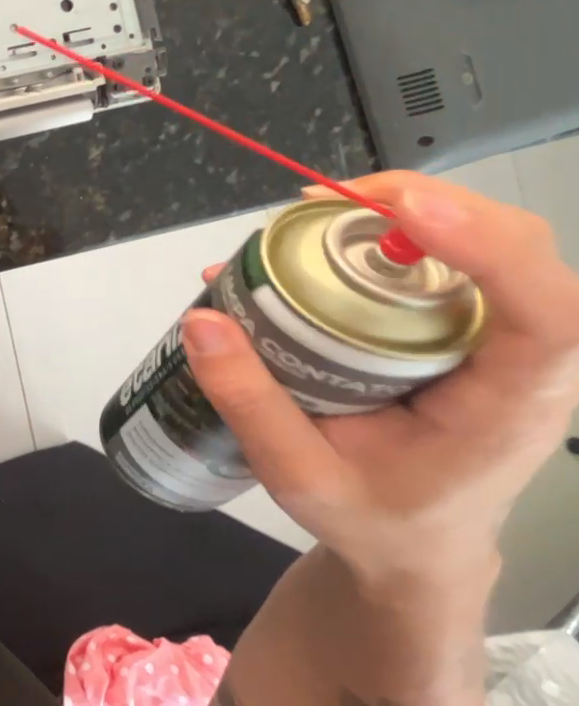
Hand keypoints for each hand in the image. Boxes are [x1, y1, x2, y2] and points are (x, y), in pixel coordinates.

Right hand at [184, 172, 578, 585]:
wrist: (415, 545)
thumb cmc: (373, 518)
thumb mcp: (298, 474)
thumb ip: (251, 403)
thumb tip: (202, 318)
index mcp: (507, 408)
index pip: (546, 318)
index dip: (486, 250)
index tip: (404, 211)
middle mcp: (521, 364)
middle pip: (522, 253)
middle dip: (433, 205)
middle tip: (325, 202)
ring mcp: (495, 342)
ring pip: (488, 245)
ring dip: (407, 212)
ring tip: (311, 215)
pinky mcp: (461, 331)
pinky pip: (445, 263)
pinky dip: (388, 233)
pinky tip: (318, 241)